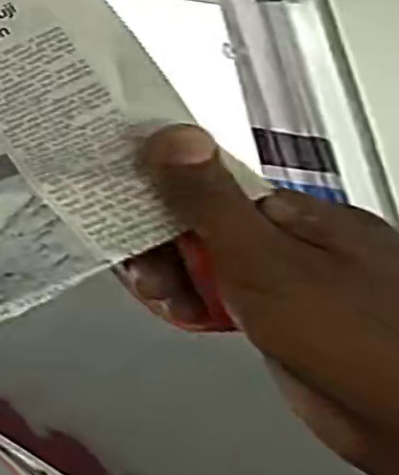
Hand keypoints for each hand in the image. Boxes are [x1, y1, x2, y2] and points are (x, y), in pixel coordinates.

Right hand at [120, 125, 398, 474]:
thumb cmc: (356, 340)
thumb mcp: (262, 258)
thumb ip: (207, 197)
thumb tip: (175, 135)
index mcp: (308, 216)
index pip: (208, 183)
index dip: (157, 191)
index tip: (118, 204)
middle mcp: (299, 241)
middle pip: (195, 222)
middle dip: (156, 244)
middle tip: (140, 267)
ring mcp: (287, 280)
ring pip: (197, 259)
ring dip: (166, 275)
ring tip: (161, 296)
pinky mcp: (275, 315)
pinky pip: (210, 290)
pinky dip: (187, 299)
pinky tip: (181, 312)